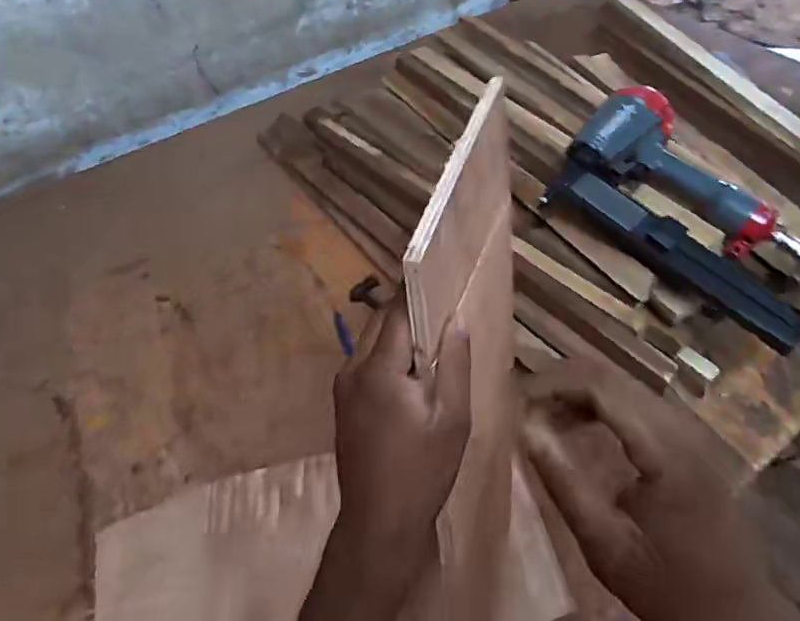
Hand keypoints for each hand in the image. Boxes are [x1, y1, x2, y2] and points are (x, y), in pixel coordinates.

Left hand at [300, 296, 471, 620]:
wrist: (379, 526)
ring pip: (372, 341)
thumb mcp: (452, 417)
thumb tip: (456, 319)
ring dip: (399, 332)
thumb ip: (455, 363)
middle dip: (410, 309)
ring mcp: (343, 389)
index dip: (419, 291)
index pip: (398, 312)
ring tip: (434, 333)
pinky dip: (390, 354)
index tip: (441, 273)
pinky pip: (368, 362)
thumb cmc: (422, 470)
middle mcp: (353, 371)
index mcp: (379, 370)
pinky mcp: (344, 404)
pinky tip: (415, 368)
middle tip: (444, 302)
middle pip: (382, 322)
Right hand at [521, 362, 799, 620]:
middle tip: (523, 402)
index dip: (555, 381)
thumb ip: (565, 485)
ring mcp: (687, 425)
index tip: (516, 397)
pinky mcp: (686, 436)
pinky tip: (577, 426)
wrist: (735, 611)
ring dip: (580, 389)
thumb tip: (526, 429)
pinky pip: (636, 401)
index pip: (602, 384)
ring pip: (624, 382)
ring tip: (542, 413)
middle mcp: (679, 422)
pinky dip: (601, 403)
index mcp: (663, 445)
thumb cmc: (668, 585)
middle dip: (563, 379)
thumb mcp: (607, 546)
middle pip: (612, 373)